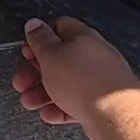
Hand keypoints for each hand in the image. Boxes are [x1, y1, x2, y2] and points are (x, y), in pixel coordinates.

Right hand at [13, 17, 139, 139]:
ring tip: (31, 102)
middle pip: (58, 60)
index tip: (27, 52)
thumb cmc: (85, 82)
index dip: (40, 39)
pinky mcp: (100, 102)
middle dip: (35, 73)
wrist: (116, 116)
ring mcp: (98, 81)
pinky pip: (75, 103)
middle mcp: (93, 57)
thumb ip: (40, 39)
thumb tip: (33, 24)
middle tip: (23, 82)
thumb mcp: (51, 56)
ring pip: (64, 84)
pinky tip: (50, 113)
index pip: (59, 28)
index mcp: (83, 38)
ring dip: (43, 93)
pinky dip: (59, 108)